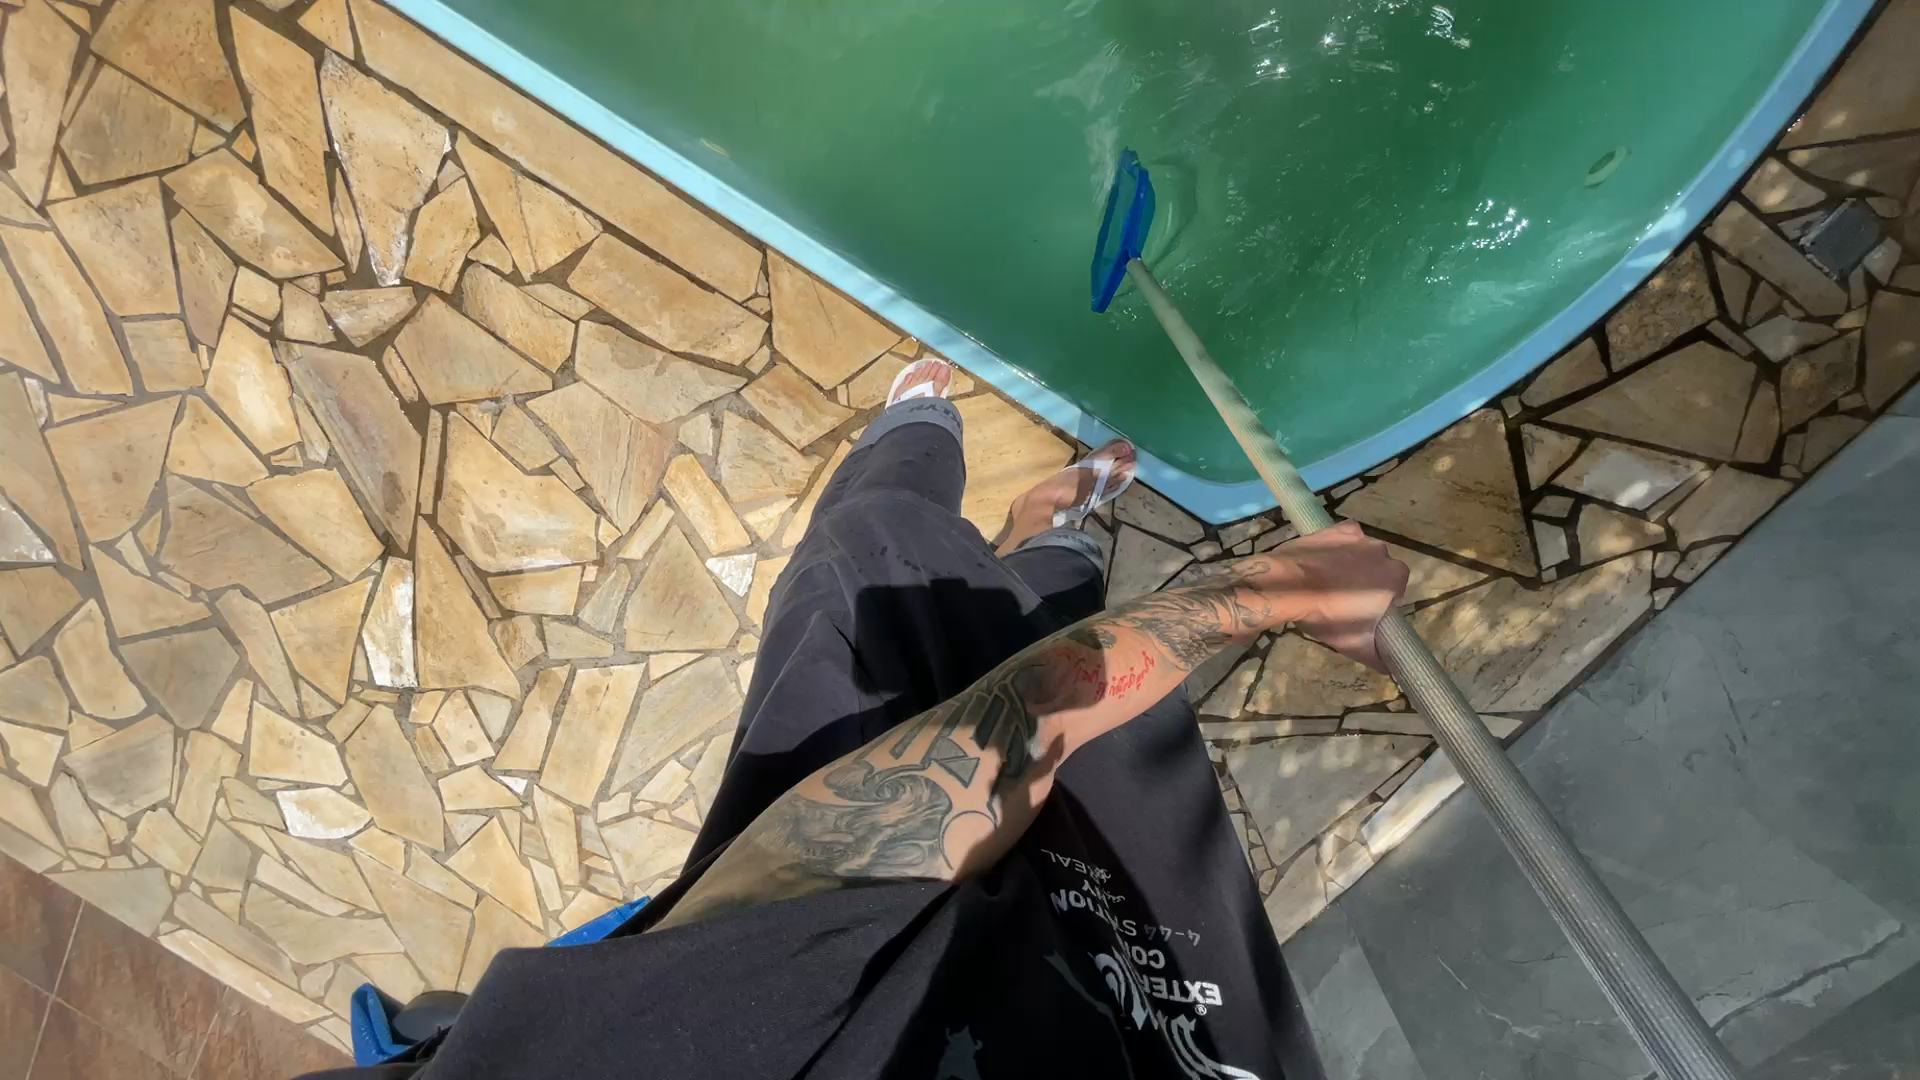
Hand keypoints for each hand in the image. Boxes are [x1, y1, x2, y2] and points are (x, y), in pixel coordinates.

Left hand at [1221, 522, 1407, 669]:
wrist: (1290, 587)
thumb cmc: (1328, 616)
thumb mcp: (1357, 645)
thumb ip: (1381, 658)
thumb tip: (1392, 669)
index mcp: (1396, 578)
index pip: (1393, 593)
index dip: (1377, 604)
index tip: (1358, 612)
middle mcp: (1384, 553)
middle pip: (1378, 572)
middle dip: (1365, 584)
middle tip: (1339, 598)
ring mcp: (1360, 537)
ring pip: (1361, 555)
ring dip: (1350, 566)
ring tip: (1326, 582)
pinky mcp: (1337, 528)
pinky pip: (1344, 538)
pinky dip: (1337, 547)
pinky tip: (1321, 561)